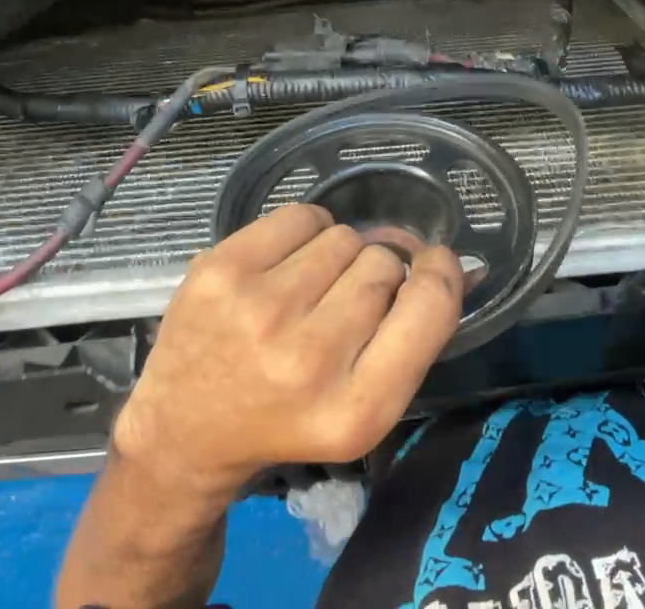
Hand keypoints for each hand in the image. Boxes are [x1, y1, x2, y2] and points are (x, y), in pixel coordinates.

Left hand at [111, 204, 463, 491]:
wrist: (186, 429)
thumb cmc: (288, 419)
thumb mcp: (365, 411)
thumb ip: (413, 338)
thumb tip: (458, 263)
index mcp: (357, 409)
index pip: (431, 306)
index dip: (441, 274)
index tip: (431, 266)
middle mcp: (308, 360)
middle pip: (384, 264)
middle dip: (376, 274)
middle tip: (342, 305)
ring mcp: (259, 309)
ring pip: (344, 236)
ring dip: (339, 254)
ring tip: (309, 289)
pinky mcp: (221, 270)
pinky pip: (301, 215)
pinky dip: (304, 231)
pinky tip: (284, 267)